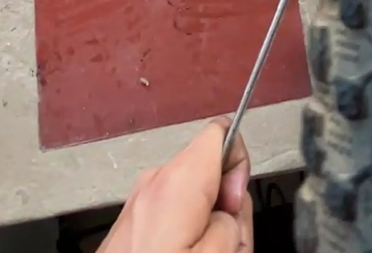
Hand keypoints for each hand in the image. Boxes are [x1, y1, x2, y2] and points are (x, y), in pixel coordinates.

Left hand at [101, 118, 253, 252]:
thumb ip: (234, 220)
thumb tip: (227, 211)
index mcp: (177, 179)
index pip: (221, 131)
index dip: (239, 165)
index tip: (234, 206)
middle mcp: (155, 182)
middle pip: (211, 173)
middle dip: (225, 210)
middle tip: (223, 250)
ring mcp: (140, 206)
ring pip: (194, 202)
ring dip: (206, 232)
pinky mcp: (132, 229)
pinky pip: (173, 221)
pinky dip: (184, 241)